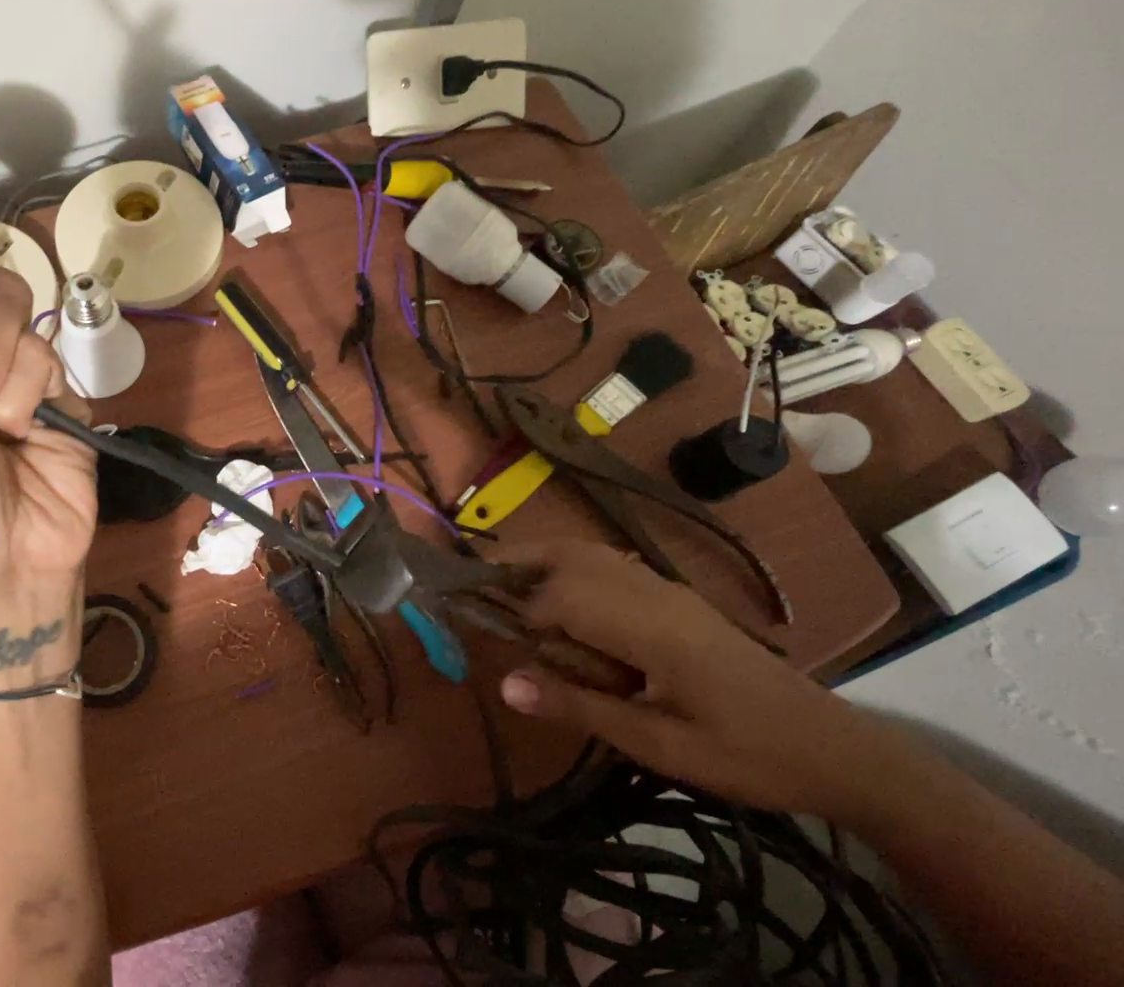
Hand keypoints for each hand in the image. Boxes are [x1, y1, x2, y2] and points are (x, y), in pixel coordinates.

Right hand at [495, 541, 916, 821]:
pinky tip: (561, 609)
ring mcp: (670, 592)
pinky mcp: (677, 601)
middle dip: (516, 564)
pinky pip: (610, 568)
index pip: (562, 595)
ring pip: (591, 554)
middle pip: (571, 555)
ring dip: (542, 564)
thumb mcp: (659, 744)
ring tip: (503, 592)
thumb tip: (506, 684)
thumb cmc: (747, 755)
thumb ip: (580, 708)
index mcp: (652, 627)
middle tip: (473, 590)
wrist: (838, 751)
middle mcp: (656, 594)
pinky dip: (571, 574)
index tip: (482, 631)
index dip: (517, 611)